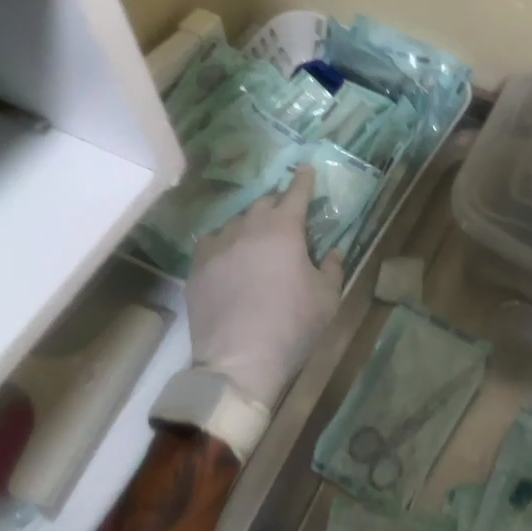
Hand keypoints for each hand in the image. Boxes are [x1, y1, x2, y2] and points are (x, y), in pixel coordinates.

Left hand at [185, 165, 341, 405]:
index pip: (296, 193)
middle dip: (278, 203)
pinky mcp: (197, 268)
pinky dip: (224, 242)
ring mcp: (218, 247)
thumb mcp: (328, 297)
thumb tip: (333, 251)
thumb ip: (333, 267)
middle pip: (264, 202)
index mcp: (285, 229)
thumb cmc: (292, 325)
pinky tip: (228, 254)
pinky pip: (212, 242)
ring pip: (236, 221)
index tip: (306, 168)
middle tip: (287, 214)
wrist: (239, 362)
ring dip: (251, 223)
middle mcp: (249, 228)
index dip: (304, 179)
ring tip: (257, 238)